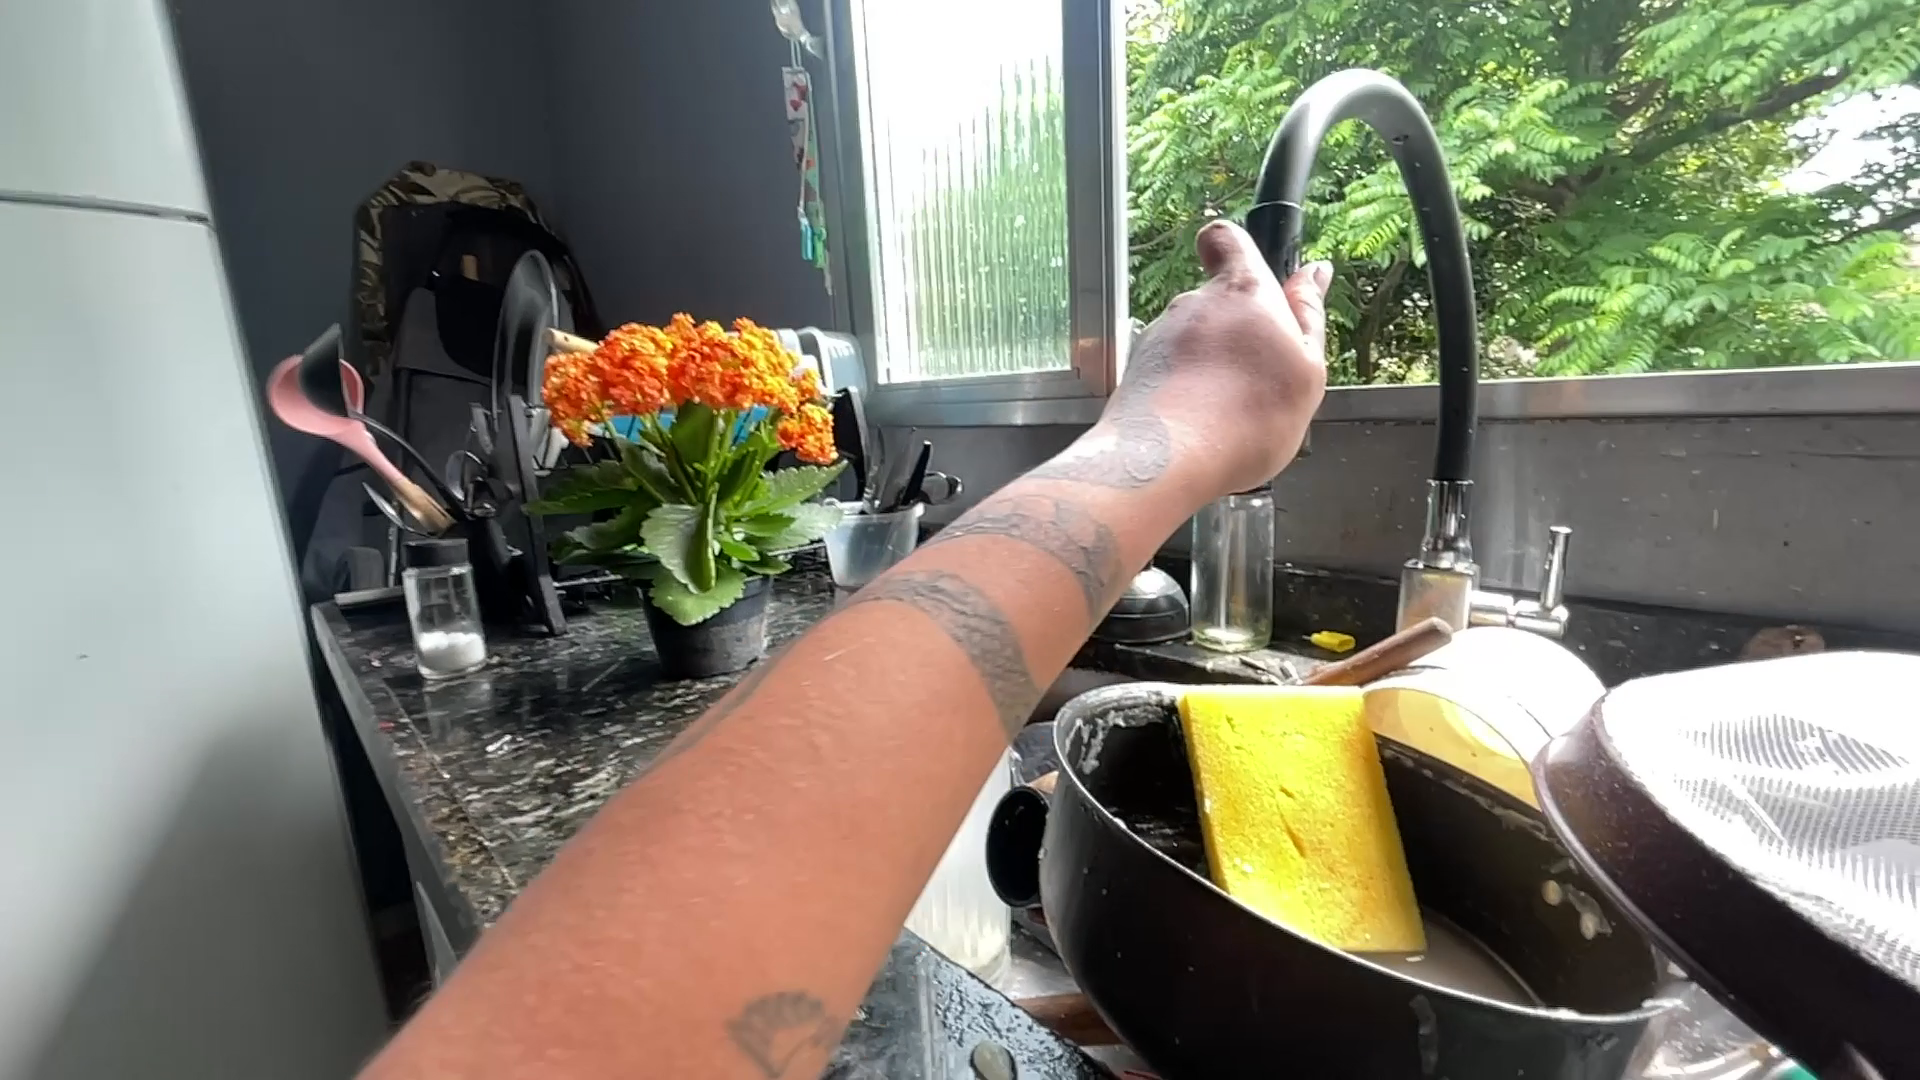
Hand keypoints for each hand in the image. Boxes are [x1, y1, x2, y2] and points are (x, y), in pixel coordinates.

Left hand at [1108, 220, 1329, 496]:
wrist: (1167, 463)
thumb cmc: (1247, 418)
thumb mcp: (1306, 369)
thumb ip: (1308, 316)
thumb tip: (1312, 274)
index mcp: (1240, 291)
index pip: (1226, 239)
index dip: (1233, 248)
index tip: (1248, 269)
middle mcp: (1190, 307)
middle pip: (1213, 304)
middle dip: (1234, 333)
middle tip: (1257, 378)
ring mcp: (1156, 341)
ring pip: (1188, 345)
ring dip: (1207, 369)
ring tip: (1227, 412)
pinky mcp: (1133, 376)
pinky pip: (1166, 376)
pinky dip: (1182, 394)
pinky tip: (1198, 428)